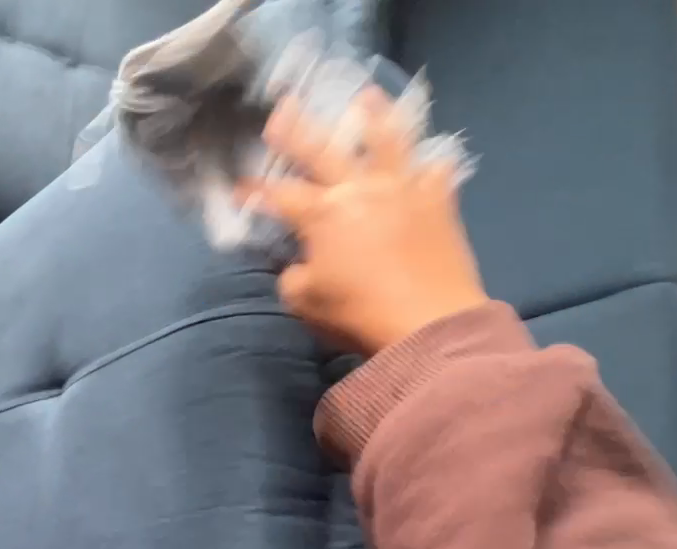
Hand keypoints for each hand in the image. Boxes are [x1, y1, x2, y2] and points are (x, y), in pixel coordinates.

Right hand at [238, 89, 488, 355]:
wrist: (427, 322)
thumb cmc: (356, 314)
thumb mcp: (303, 301)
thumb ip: (293, 274)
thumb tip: (300, 262)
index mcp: (321, 216)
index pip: (278, 195)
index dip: (255, 190)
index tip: (238, 185)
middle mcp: (360, 190)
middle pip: (323, 151)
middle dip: (297, 130)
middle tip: (282, 108)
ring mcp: (403, 189)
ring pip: (386, 142)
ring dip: (373, 116)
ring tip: (366, 96)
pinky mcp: (438, 202)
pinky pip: (434, 172)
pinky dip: (428, 164)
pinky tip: (427, 160)